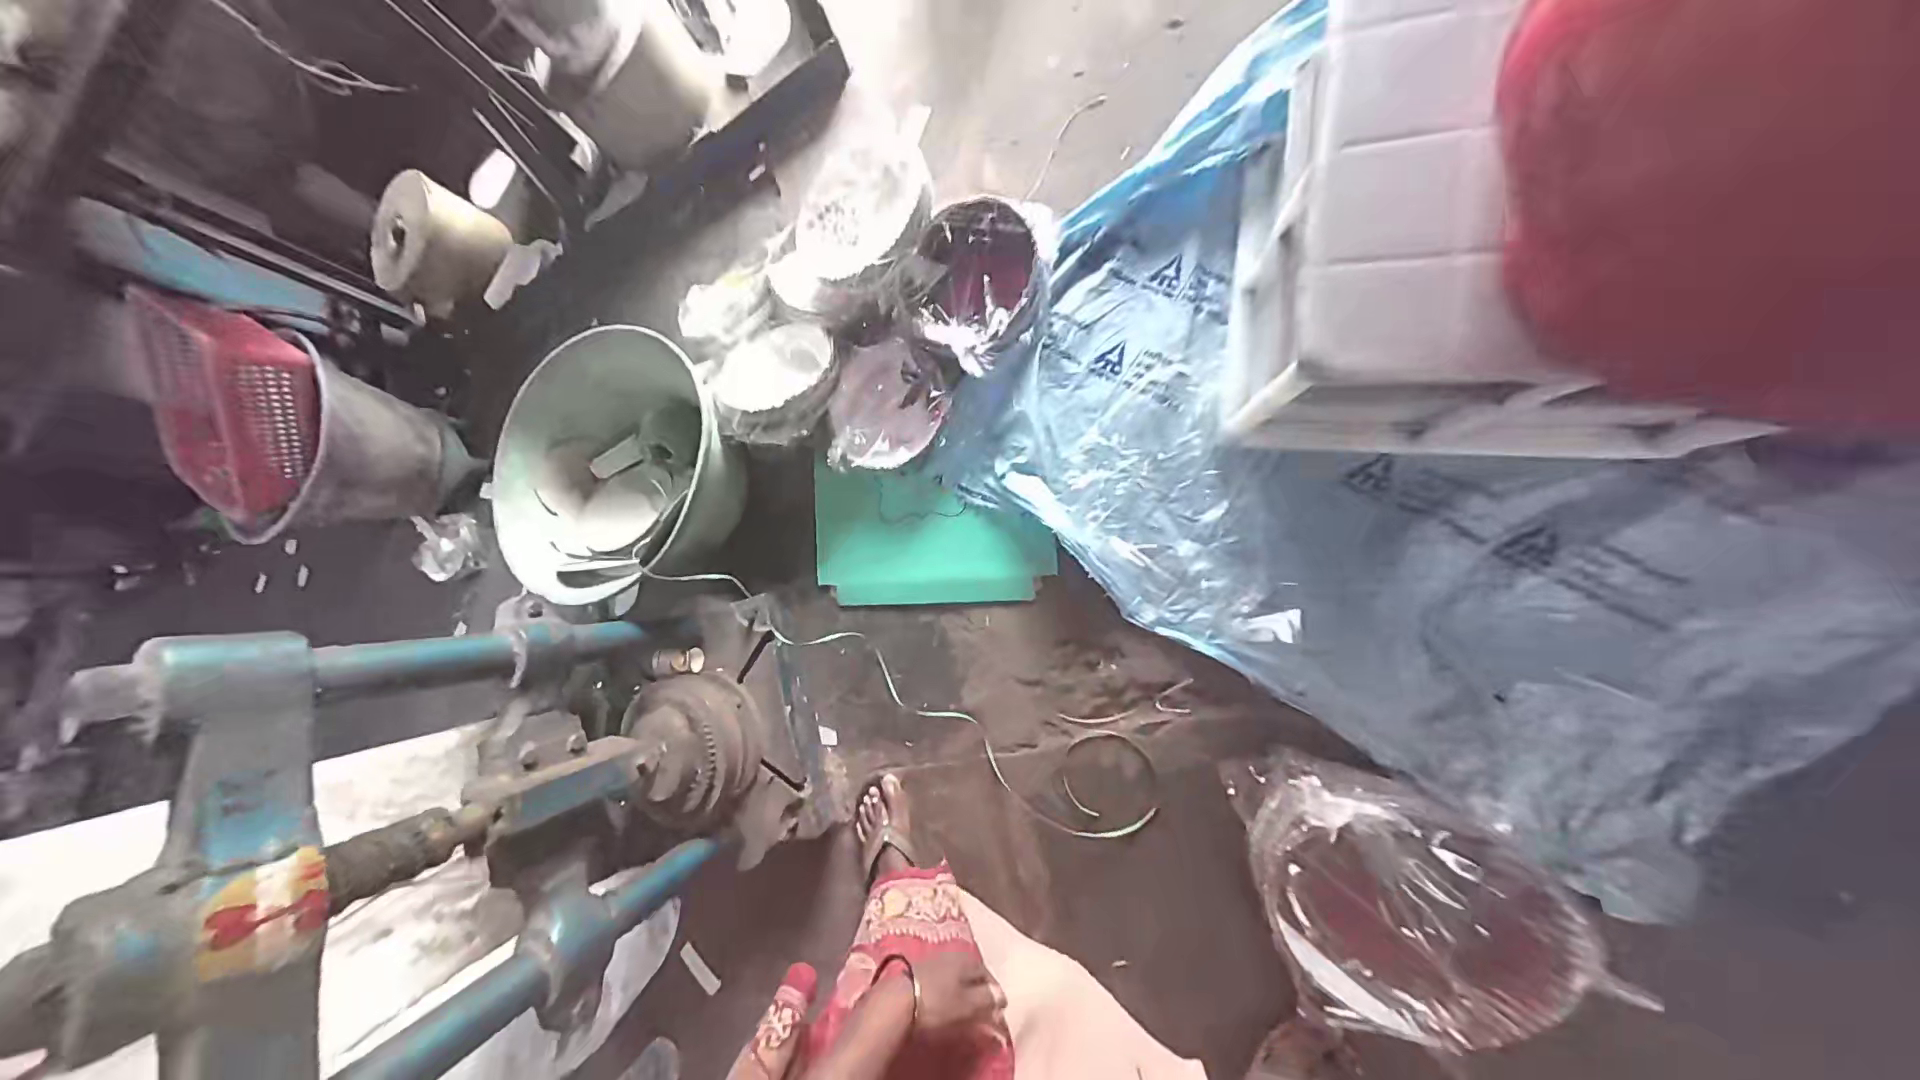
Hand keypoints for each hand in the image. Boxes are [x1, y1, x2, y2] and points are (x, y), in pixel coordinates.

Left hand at [888, 952, 1002, 1037]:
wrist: (899, 998)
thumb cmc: (938, 1001)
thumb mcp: (968, 1005)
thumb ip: (987, 1000)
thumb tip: (1001, 997)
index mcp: (968, 959)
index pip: (988, 974)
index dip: (996, 992)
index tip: (1000, 1008)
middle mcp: (953, 954)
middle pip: (972, 972)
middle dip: (981, 989)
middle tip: (986, 1006)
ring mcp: (935, 959)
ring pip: (957, 974)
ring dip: (965, 989)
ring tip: (968, 1005)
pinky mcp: (920, 969)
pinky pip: (944, 978)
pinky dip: (951, 989)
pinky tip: (948, 1000)